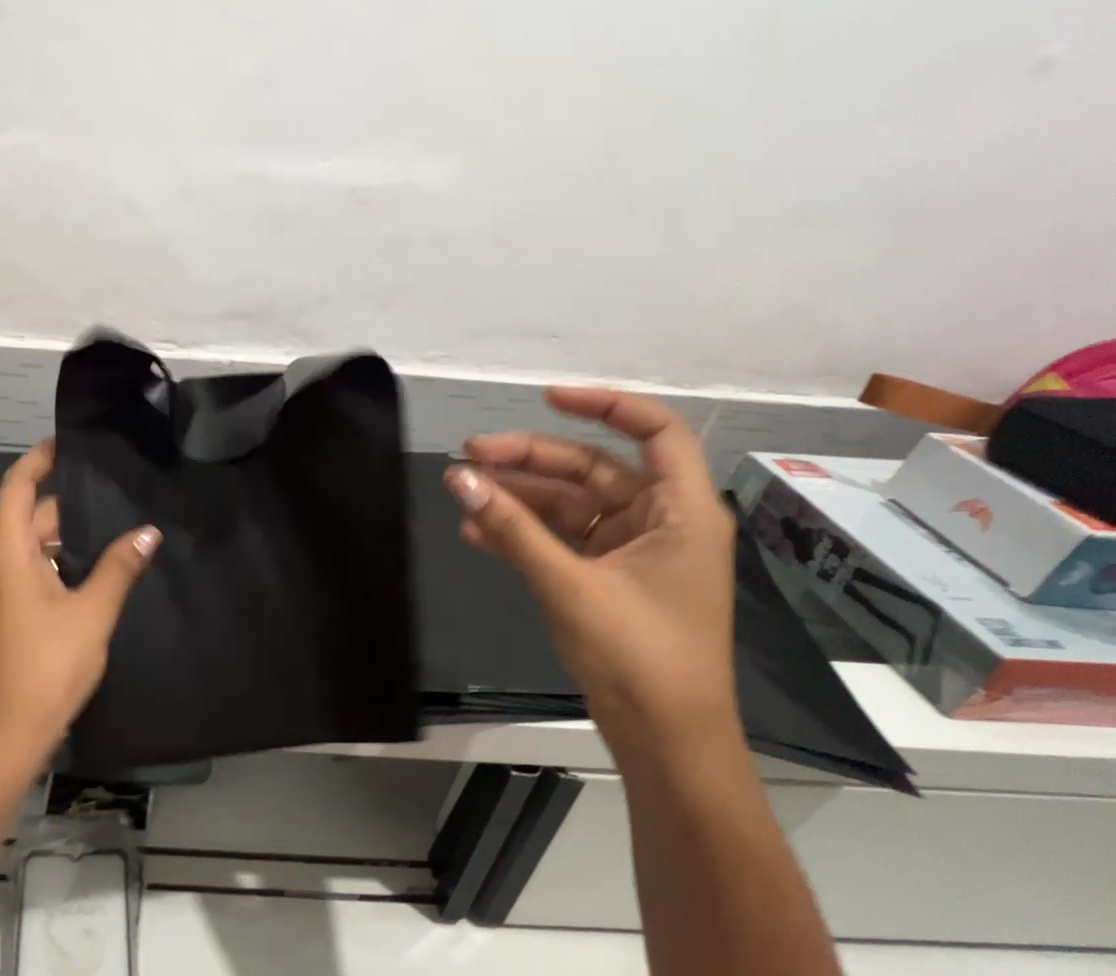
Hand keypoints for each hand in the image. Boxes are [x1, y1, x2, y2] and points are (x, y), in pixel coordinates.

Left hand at [0, 441, 160, 757]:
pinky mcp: (7, 608)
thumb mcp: (92, 612)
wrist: (11, 729)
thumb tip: (148, 532)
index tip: (67, 441)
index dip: (39, 460)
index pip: (17, 487)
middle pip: (27, 513)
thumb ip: (119, 567)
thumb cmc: (49, 664)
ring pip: (30, 542)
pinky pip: (30, 565)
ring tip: (112, 519)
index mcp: (8, 551)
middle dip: (65, 498)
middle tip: (111, 485)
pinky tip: (94, 563)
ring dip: (64, 531)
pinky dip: (58, 556)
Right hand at [443, 388, 739, 752]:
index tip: (544, 399)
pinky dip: (524, 534)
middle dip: (531, 459)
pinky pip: (563, 540)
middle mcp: (661, 521)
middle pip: (593, 468)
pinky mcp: (609, 579)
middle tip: (468, 455)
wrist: (665, 740)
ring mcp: (634, 551)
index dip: (603, 405)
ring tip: (462, 493)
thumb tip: (457, 478)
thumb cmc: (638, 655)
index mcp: (681, 510)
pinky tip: (477, 533)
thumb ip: (512, 529)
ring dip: (519, 498)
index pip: (653, 430)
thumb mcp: (569, 585)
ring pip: (570, 505)